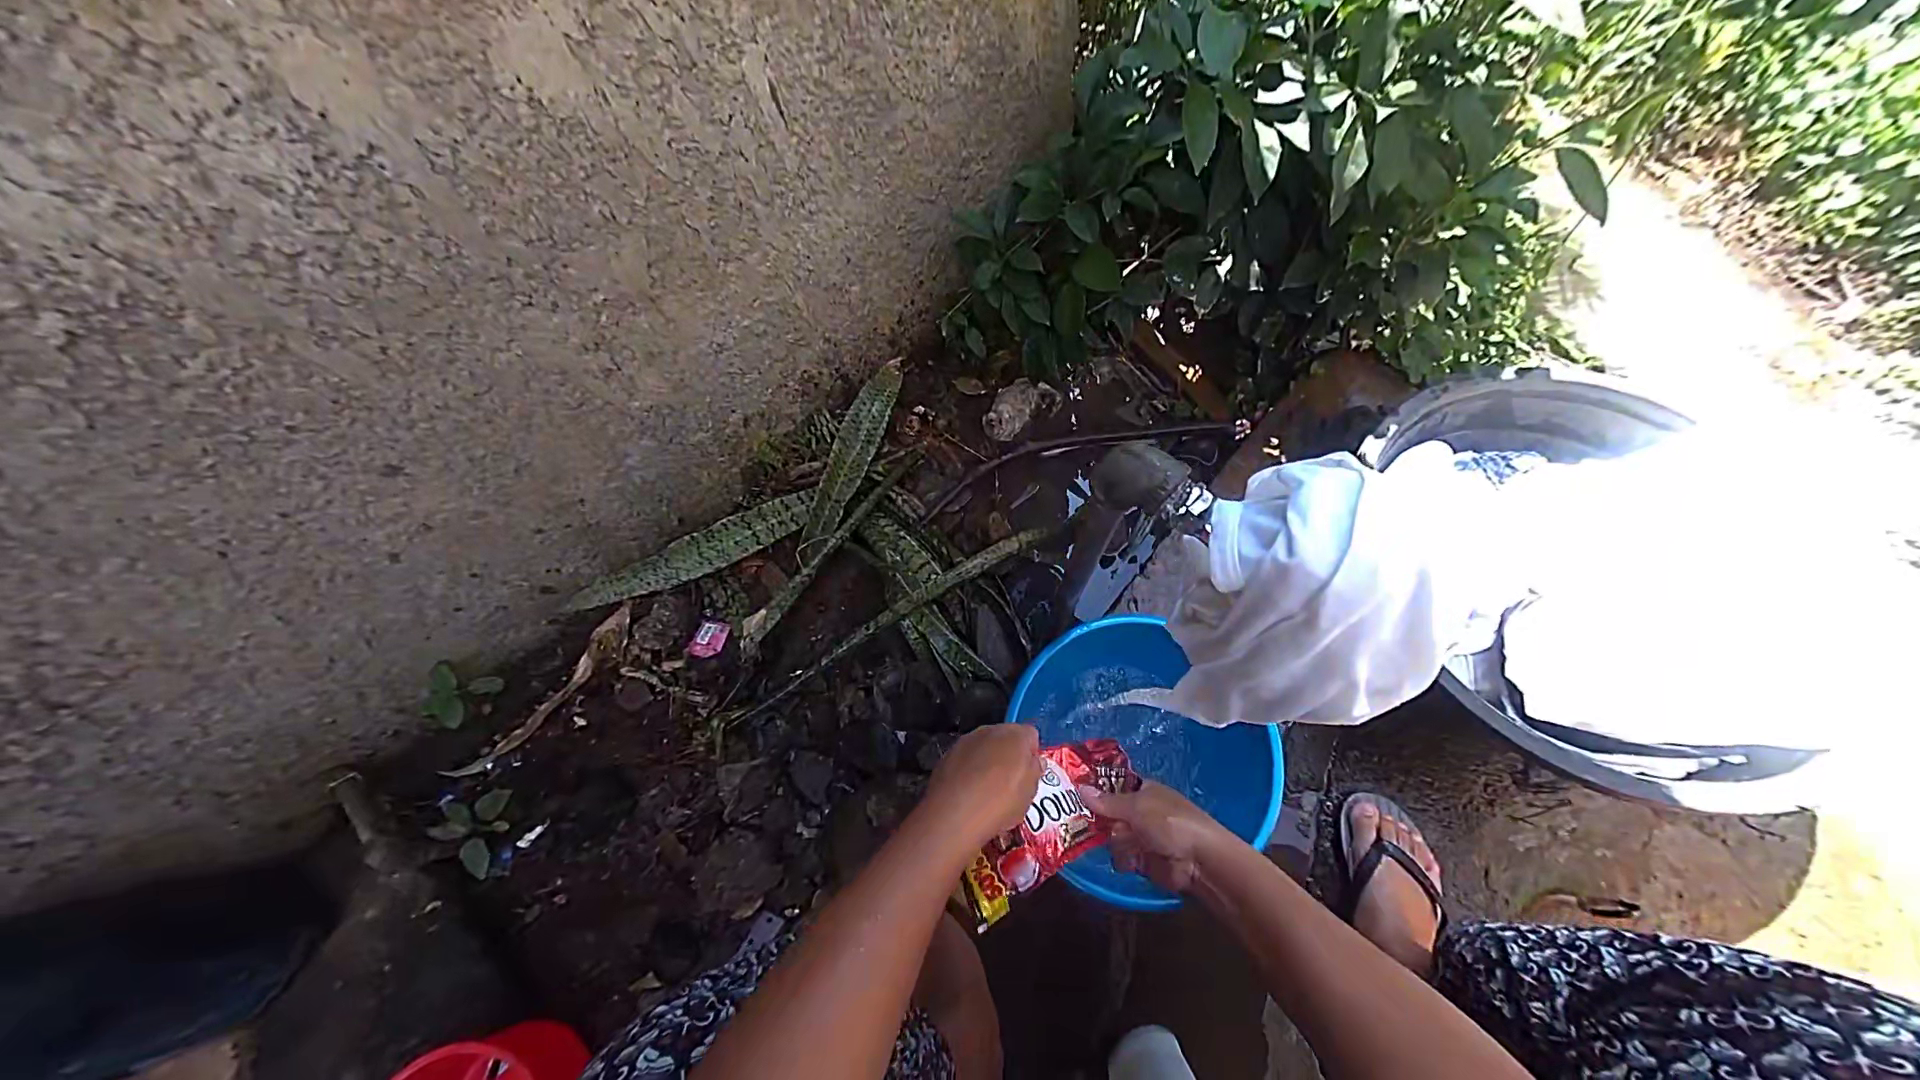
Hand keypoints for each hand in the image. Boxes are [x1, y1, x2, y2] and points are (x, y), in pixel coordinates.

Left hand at [921, 724, 1042, 848]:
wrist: (954, 814)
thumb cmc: (1000, 803)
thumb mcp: (1029, 794)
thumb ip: (1034, 771)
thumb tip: (1035, 761)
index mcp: (1016, 735)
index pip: (1031, 735)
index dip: (1032, 754)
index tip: (1030, 774)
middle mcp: (991, 730)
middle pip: (1006, 737)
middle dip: (1009, 754)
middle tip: (1011, 782)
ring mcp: (966, 740)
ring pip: (984, 746)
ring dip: (988, 760)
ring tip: (987, 789)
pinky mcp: (947, 754)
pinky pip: (966, 758)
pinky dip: (969, 768)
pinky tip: (968, 791)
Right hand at [1078, 780, 1233, 892]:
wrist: (1200, 862)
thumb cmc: (1170, 822)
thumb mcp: (1137, 807)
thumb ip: (1107, 801)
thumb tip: (1079, 788)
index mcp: (1142, 790)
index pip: (1112, 786)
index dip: (1094, 789)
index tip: (1072, 793)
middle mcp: (1139, 812)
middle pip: (1107, 813)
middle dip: (1097, 818)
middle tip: (1076, 820)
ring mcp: (1140, 836)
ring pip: (1111, 836)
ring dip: (1111, 841)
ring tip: (1113, 842)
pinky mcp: (1142, 861)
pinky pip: (1121, 857)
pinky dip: (1122, 859)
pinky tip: (1127, 860)